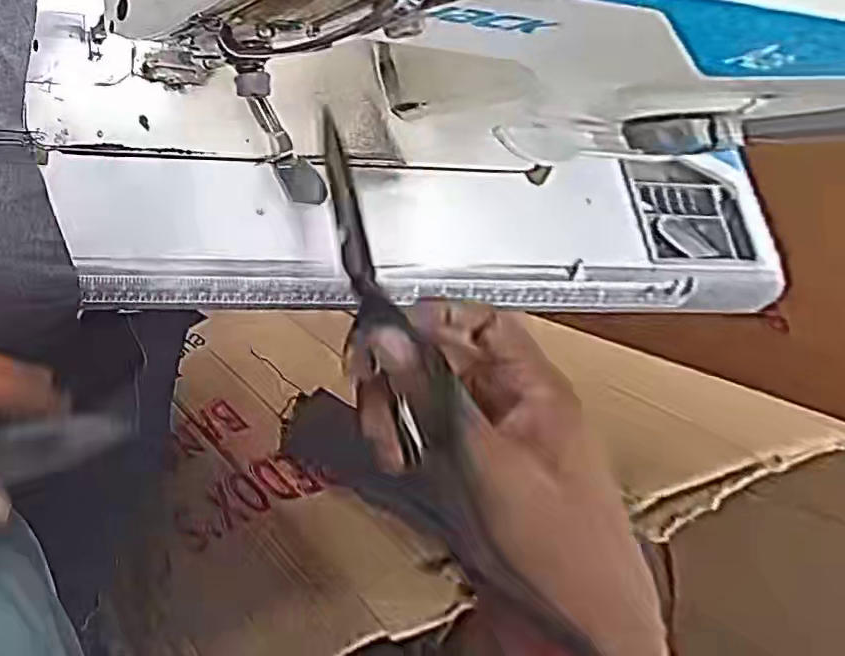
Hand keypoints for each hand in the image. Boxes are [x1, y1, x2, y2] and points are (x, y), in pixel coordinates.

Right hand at [353, 302, 666, 655]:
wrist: (571, 623)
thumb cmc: (559, 548)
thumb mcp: (484, 457)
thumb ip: (429, 391)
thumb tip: (388, 334)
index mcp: (534, 391)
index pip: (482, 320)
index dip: (431, 313)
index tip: (386, 329)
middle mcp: (505, 400)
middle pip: (432, 351)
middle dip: (391, 368)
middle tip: (365, 381)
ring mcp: (480, 426)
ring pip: (412, 384)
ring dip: (384, 406)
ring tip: (384, 439)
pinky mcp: (457, 451)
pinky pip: (411, 418)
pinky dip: (391, 430)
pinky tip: (395, 456)